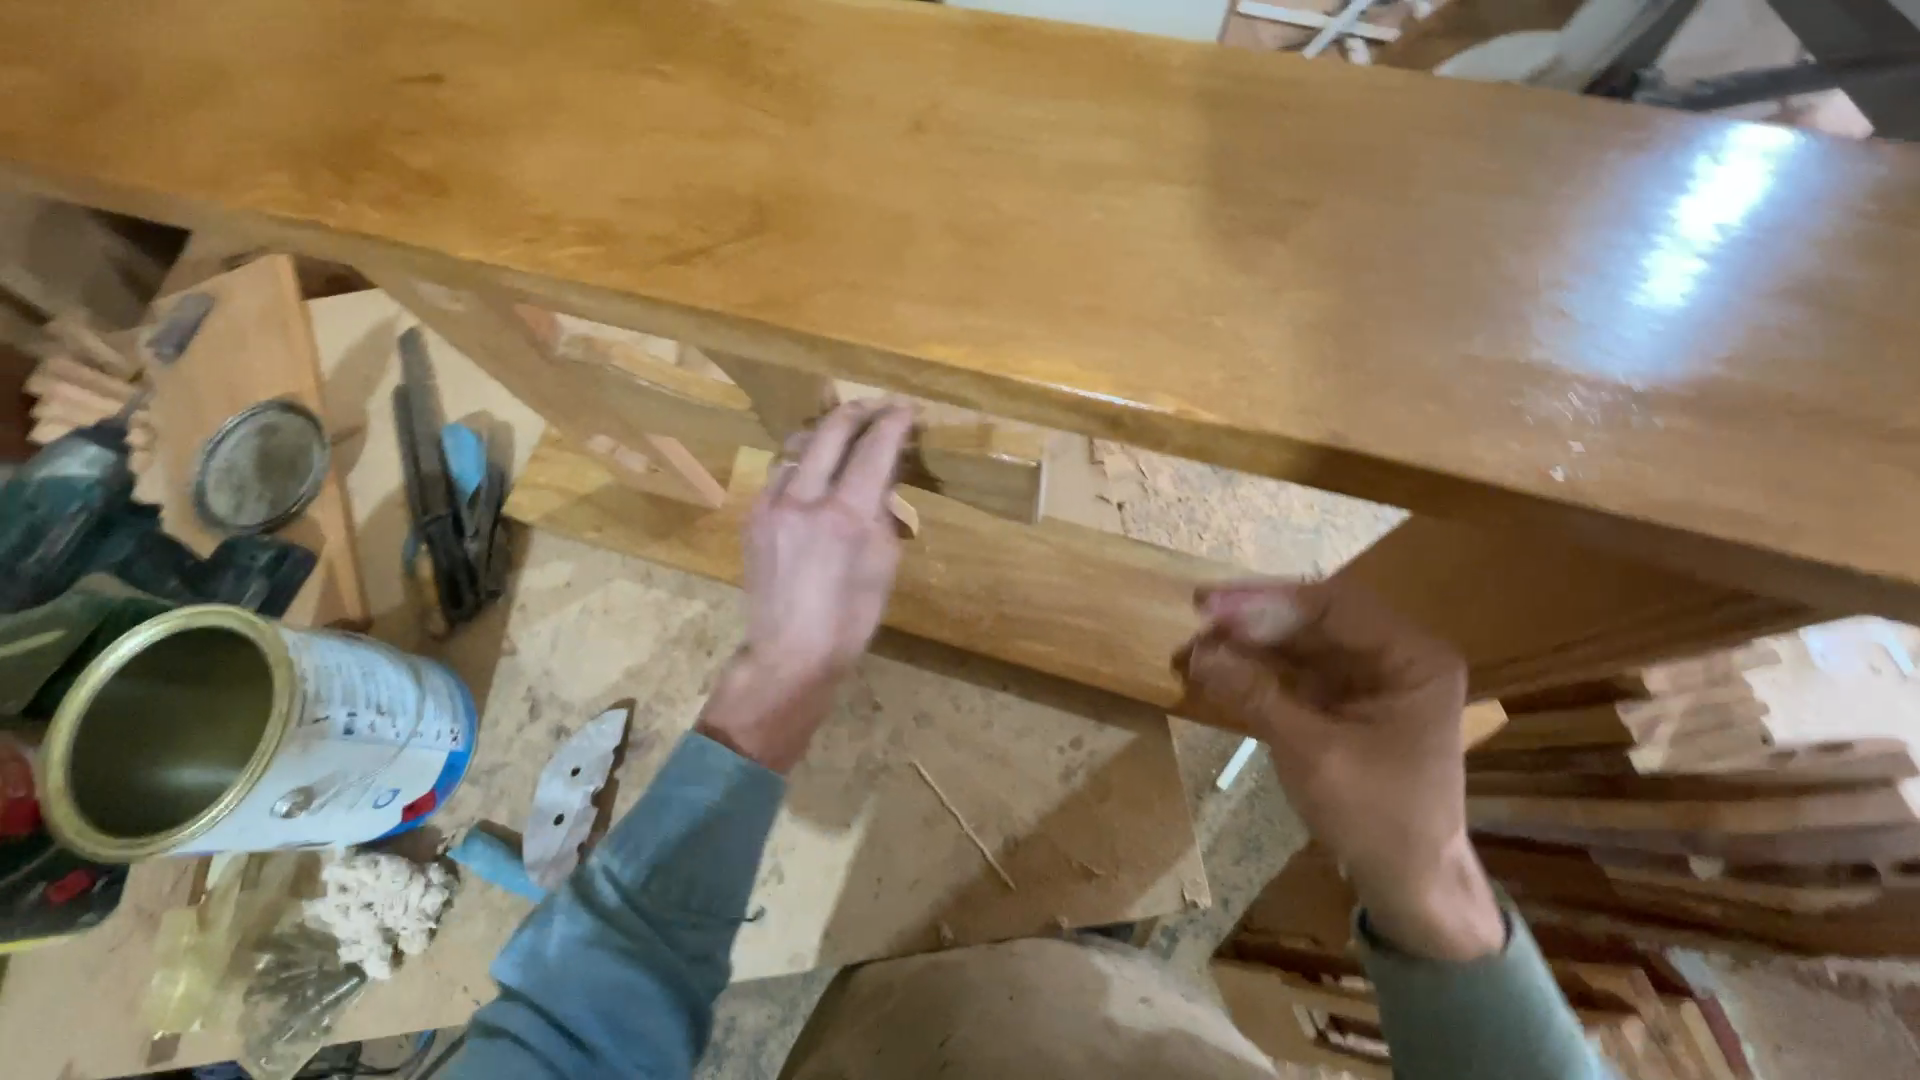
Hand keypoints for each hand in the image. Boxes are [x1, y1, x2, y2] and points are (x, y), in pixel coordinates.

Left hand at [697, 399, 915, 772]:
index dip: (894, 421)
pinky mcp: (753, 516)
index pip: (874, 447)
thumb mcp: (884, 563)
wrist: (791, 652)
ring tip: (846, 434)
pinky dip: (803, 466)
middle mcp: (805, 499)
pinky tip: (814, 476)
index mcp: (846, 515)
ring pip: (799, 447)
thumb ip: (884, 512)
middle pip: (831, 430)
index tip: (907, 410)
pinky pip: (780, 475)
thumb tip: (883, 478)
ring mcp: (771, 505)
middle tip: (879, 407)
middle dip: (860, 410)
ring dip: (826, 435)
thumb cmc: (851, 617)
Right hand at [1178, 578, 1504, 960]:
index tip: (1208, 606)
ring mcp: (1370, 679)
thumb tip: (1196, 652)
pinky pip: (1298, 670)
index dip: (1265, 601)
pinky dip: (1258, 669)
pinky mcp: (1347, 701)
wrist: (1412, 884)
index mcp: (1412, 658)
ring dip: (1249, 643)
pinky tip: (1220, 668)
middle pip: (1314, 619)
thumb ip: (1255, 694)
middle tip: (1195, 621)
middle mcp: (1395, 656)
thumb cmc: (1377, 816)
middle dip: (1252, 620)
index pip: (1332, 605)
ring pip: (1301, 642)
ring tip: (1196, 646)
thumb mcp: (1312, 753)